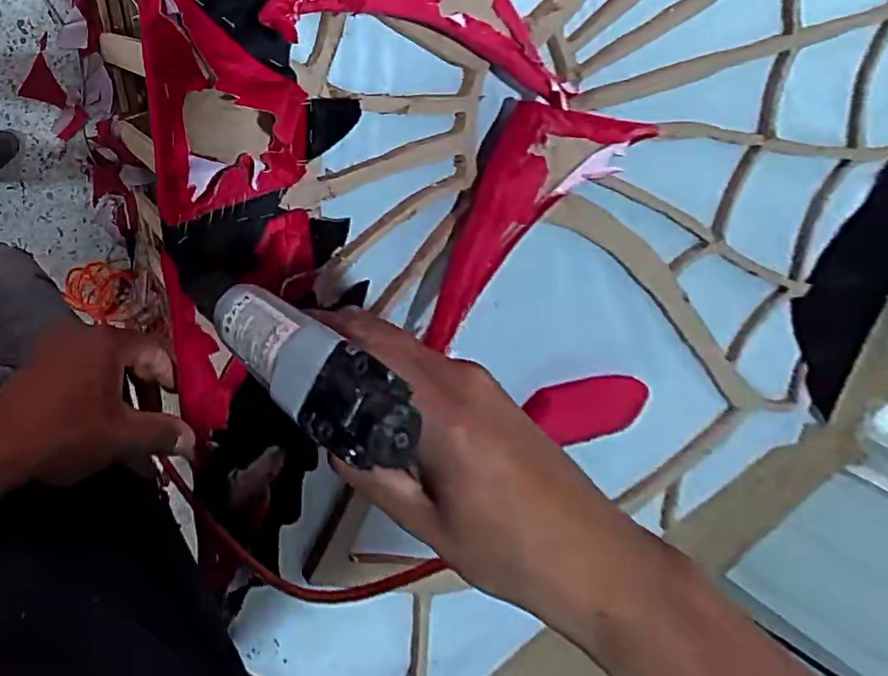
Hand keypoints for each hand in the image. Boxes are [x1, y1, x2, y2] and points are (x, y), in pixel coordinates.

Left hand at [0, 323, 195, 485]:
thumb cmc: (66, 432)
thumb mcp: (120, 437)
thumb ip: (161, 433)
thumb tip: (193, 438)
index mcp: (110, 341)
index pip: (157, 351)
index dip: (174, 380)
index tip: (179, 408)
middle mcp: (85, 331)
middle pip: (131, 353)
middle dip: (147, 387)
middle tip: (154, 420)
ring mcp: (58, 342)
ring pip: (105, 361)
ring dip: (121, 389)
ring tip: (124, 423)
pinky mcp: (39, 359)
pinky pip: (81, 366)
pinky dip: (95, 386)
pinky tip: (92, 416)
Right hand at [315, 308, 625, 613]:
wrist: (597, 558)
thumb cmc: (510, 550)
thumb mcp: (429, 524)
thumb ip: (374, 476)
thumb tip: (335, 442)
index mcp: (442, 408)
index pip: (374, 345)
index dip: (329, 328)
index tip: (290, 332)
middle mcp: (461, 378)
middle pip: (389, 336)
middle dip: (341, 330)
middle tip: (299, 346)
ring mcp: (479, 381)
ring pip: (409, 348)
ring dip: (368, 349)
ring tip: (328, 370)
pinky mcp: (490, 392)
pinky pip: (430, 366)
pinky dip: (395, 366)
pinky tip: (378, 393)